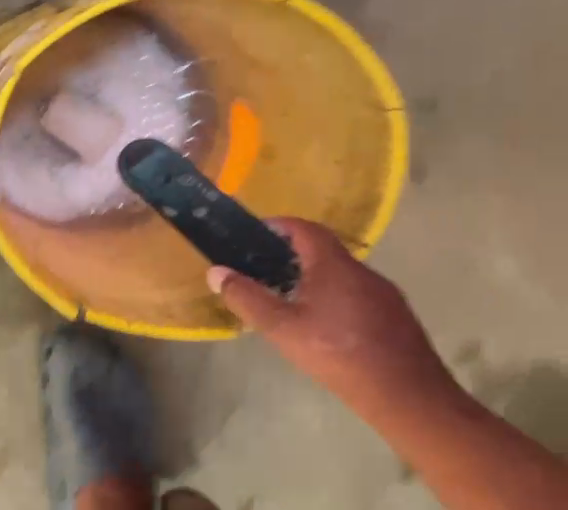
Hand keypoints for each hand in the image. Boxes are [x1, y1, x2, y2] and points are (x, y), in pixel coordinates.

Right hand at [208, 218, 458, 416]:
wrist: (414, 403)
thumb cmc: (340, 356)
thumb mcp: (280, 328)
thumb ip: (245, 297)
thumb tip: (217, 272)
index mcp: (336, 268)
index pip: (306, 229)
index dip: (279, 226)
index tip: (254, 235)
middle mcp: (366, 275)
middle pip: (325, 252)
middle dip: (291, 256)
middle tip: (263, 270)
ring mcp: (388, 299)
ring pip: (343, 276)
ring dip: (315, 279)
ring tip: (289, 299)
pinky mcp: (400, 322)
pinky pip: (360, 296)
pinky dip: (336, 298)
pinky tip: (324, 326)